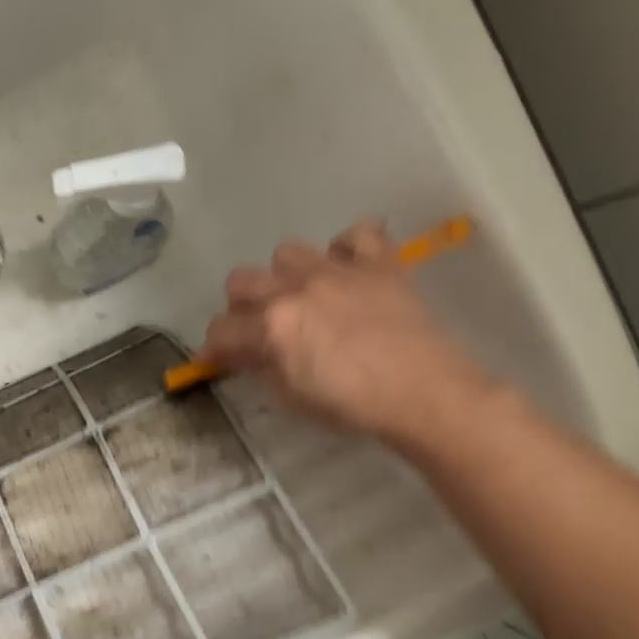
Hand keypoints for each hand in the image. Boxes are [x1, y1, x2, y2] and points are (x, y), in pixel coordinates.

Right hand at [200, 219, 493, 443]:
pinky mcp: (379, 264)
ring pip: (287, 252)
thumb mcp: (292, 397)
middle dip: (239, 305)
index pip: (221, 330)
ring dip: (285, 275)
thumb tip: (244, 356)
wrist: (424, 393)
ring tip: (302, 296)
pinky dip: (348, 248)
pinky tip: (348, 269)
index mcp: (271, 326)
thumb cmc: (352, 405)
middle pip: (240, 280)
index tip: (219, 360)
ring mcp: (338, 271)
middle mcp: (295, 289)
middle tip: (257, 326)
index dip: (214, 348)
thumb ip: (261, 369)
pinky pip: (358, 234)